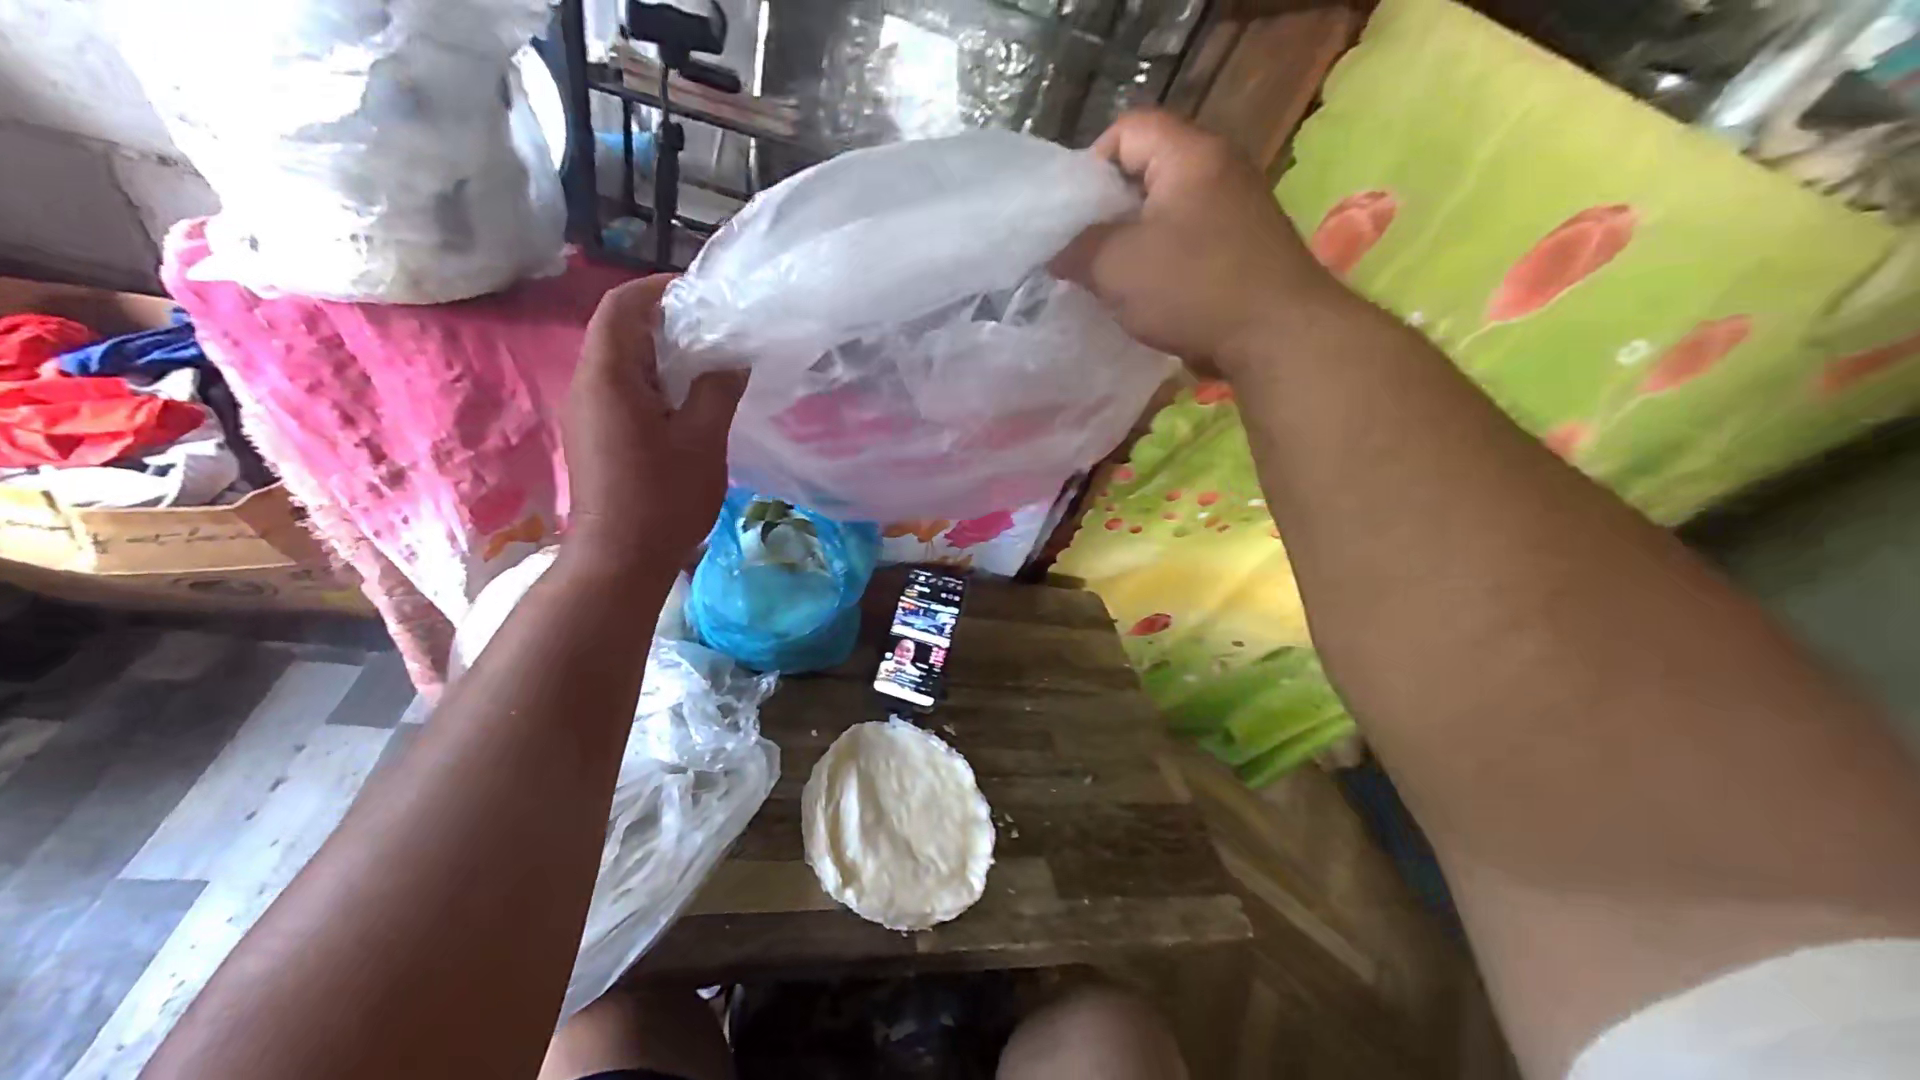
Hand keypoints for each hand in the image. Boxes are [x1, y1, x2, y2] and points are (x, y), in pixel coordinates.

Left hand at [561, 275, 744, 576]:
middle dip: (668, 322)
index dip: (659, 288)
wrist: (620, 559)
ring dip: (664, 355)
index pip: (623, 306)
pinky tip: (690, 402)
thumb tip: (731, 358)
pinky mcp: (596, 435)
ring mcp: (587, 411)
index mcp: (608, 376)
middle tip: (718, 331)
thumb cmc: (663, 497)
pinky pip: (623, 390)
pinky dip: (656, 383)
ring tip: (712, 364)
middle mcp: (587, 385)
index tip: (703, 293)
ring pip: (623, 362)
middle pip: (620, 331)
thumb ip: (717, 389)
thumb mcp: (703, 439)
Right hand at [1056, 110, 1344, 372]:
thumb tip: (1057, 250)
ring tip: (1112, 278)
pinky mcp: (1245, 248)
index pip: (1127, 130)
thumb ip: (1076, 249)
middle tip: (1084, 249)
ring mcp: (1238, 210)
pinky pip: (1190, 241)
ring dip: (1135, 242)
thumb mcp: (1116, 267)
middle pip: (1147, 170)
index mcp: (1190, 154)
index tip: (1072, 216)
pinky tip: (1148, 296)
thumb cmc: (1193, 288)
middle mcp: (1220, 169)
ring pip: (1167, 212)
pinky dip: (1163, 262)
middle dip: (1109, 210)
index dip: (1089, 165)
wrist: (1278, 337)